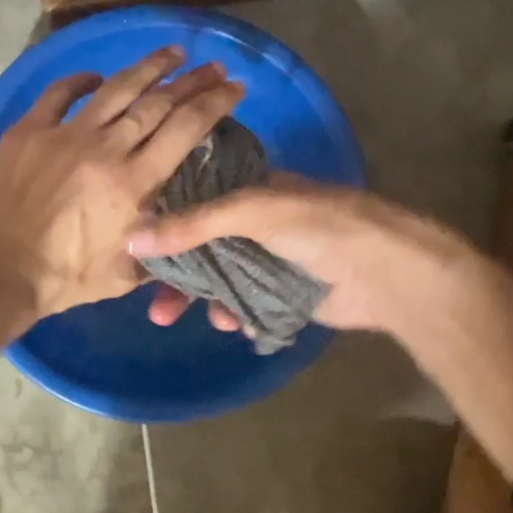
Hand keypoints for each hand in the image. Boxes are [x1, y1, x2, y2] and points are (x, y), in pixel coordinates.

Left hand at [0, 46, 244, 323]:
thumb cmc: (61, 280)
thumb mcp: (124, 275)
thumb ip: (154, 244)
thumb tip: (174, 225)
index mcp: (133, 184)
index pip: (184, 130)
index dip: (214, 103)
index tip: (233, 87)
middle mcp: (104, 148)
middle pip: (156, 102)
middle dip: (191, 80)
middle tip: (212, 66)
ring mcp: (63, 135)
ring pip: (114, 88)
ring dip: (147, 68)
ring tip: (170, 53)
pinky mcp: (27, 132)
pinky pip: (58, 94)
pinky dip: (79, 81)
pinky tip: (95, 76)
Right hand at [126, 178, 476, 335]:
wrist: (388, 273)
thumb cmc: (323, 227)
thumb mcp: (256, 211)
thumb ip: (196, 223)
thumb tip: (132, 237)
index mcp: (251, 188)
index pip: (193, 196)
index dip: (160, 214)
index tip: (124, 235)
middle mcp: (256, 222)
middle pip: (198, 242)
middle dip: (169, 266)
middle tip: (137, 290)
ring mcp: (268, 259)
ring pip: (216, 276)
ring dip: (191, 295)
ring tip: (167, 316)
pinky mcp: (281, 294)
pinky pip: (242, 304)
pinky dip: (230, 313)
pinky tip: (228, 324)